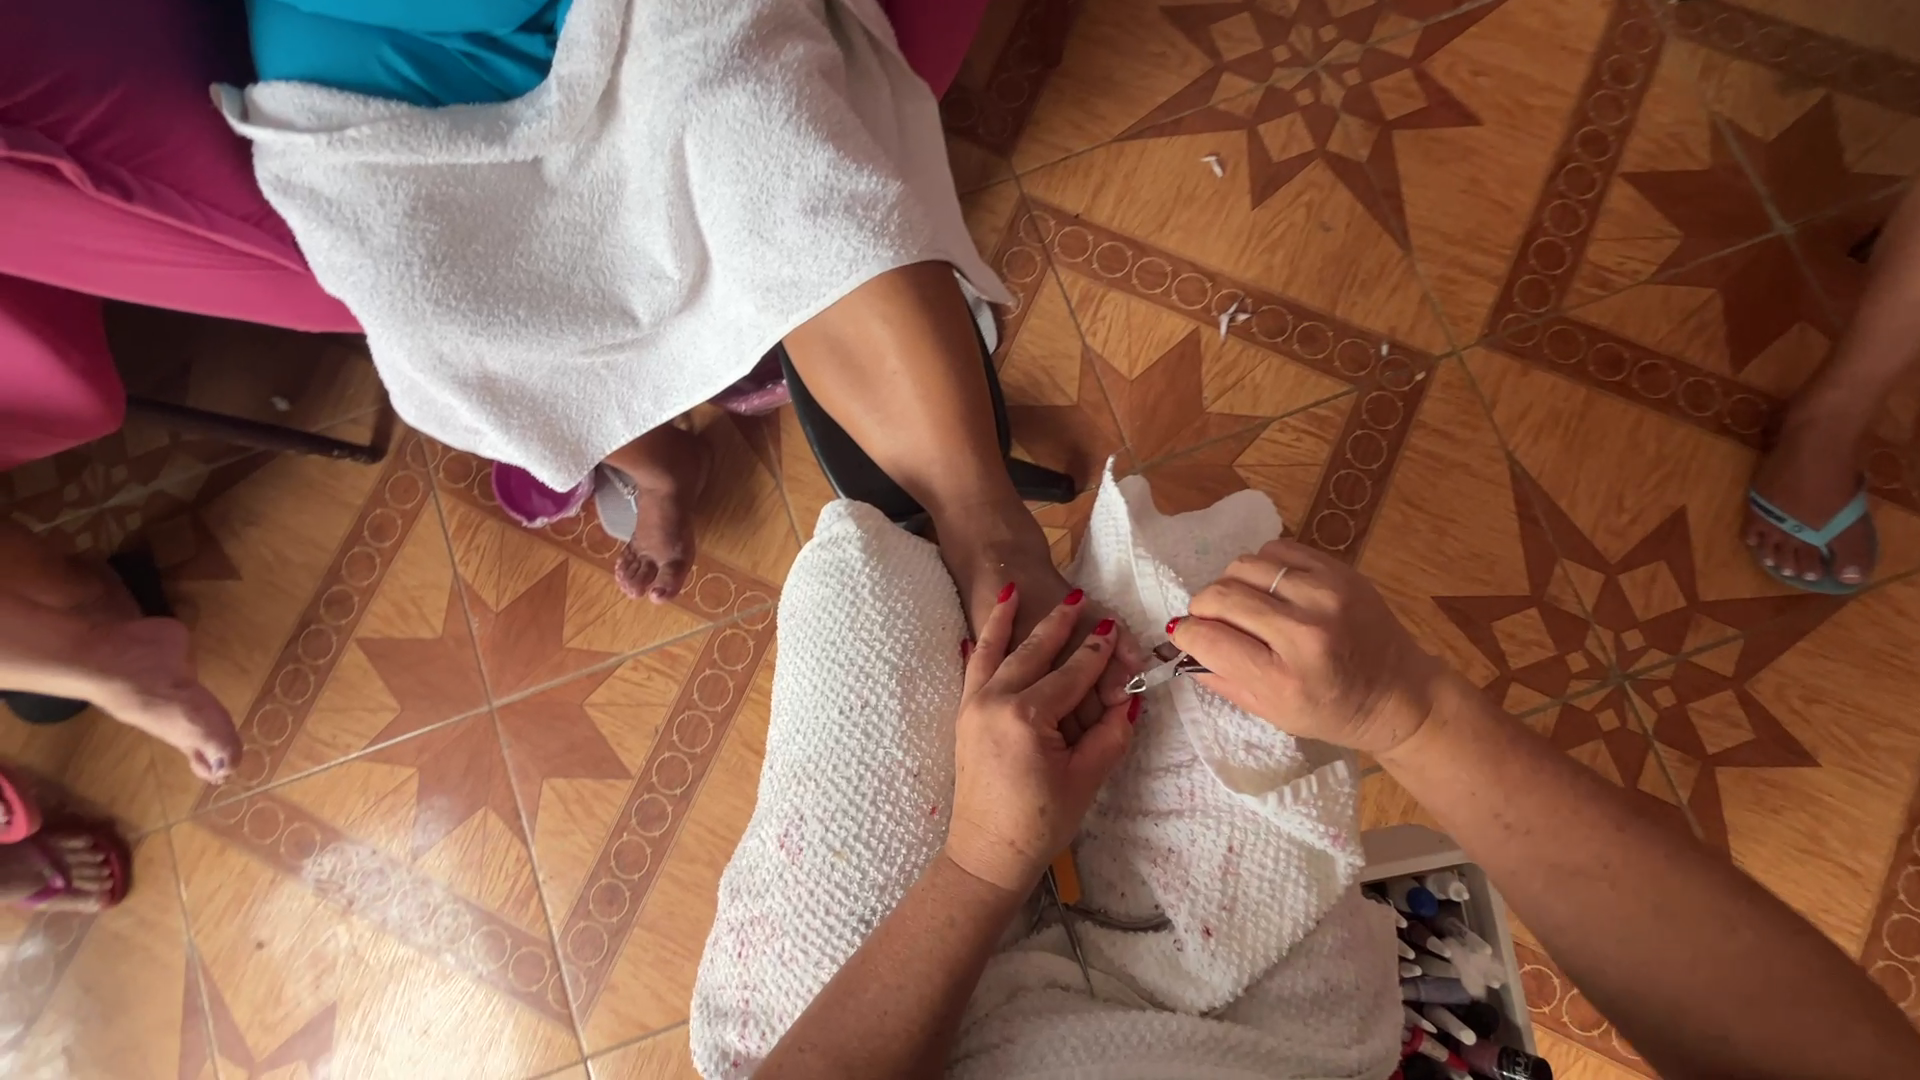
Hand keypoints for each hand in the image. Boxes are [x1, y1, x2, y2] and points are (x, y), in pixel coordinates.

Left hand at [943, 585, 1137, 893]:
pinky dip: (979, 645)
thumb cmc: (1041, 822)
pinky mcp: (964, 713)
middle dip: (1059, 624)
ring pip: (994, 651)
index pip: (1071, 673)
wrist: (987, 852)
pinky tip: (980, 629)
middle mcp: (995, 700)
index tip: (1112, 625)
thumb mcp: (1086, 779)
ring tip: (1014, 589)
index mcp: (1028, 716)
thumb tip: (1130, 697)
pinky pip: (971, 669)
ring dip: (1007, 619)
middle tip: (1078, 597)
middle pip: (1033, 652)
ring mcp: (973, 704)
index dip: (1096, 651)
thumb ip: (1111, 734)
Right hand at [1169, 538, 1447, 755]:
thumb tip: (1181, 642)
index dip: (1185, 633)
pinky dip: (1262, 567)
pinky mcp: (1338, 570)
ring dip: (1231, 584)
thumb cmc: (1332, 712)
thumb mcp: (1271, 712)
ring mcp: (1325, 594)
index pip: (1208, 637)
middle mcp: (1304, 631)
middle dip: (1202, 607)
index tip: (1184, 635)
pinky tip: (1272, 589)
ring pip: (1243, 565)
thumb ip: (1221, 677)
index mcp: (1284, 677)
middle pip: (1220, 594)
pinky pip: (1274, 549)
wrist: (1403, 694)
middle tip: (1210, 620)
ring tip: (1244, 604)